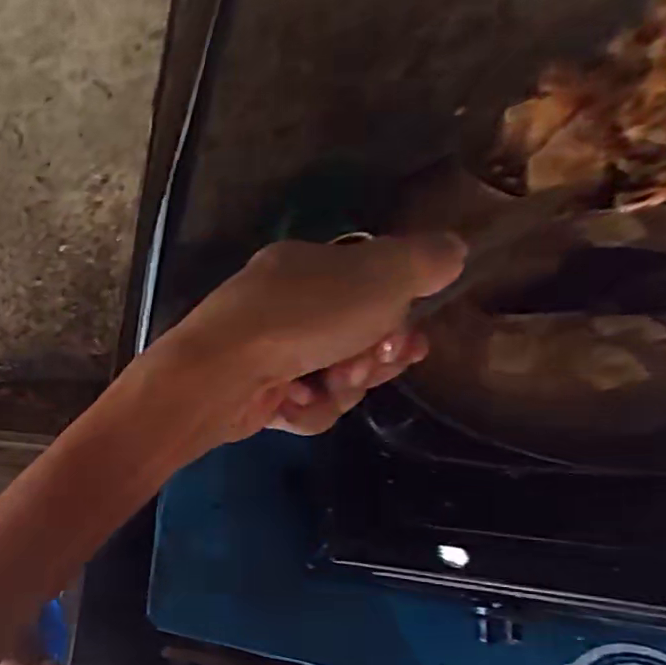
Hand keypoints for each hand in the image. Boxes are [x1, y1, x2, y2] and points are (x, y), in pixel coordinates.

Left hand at [153, 234, 464, 438]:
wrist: (217, 375)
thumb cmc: (300, 317)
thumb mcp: (383, 271)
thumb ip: (426, 258)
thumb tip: (447, 256)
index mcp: (302, 266)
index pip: (369, 285)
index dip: (401, 313)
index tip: (410, 336)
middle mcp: (279, 307)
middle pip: (357, 336)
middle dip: (376, 356)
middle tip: (371, 361)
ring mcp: (261, 353)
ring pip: (335, 376)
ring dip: (345, 385)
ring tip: (330, 381)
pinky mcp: (251, 396)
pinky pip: (303, 407)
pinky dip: (308, 409)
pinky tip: (294, 403)